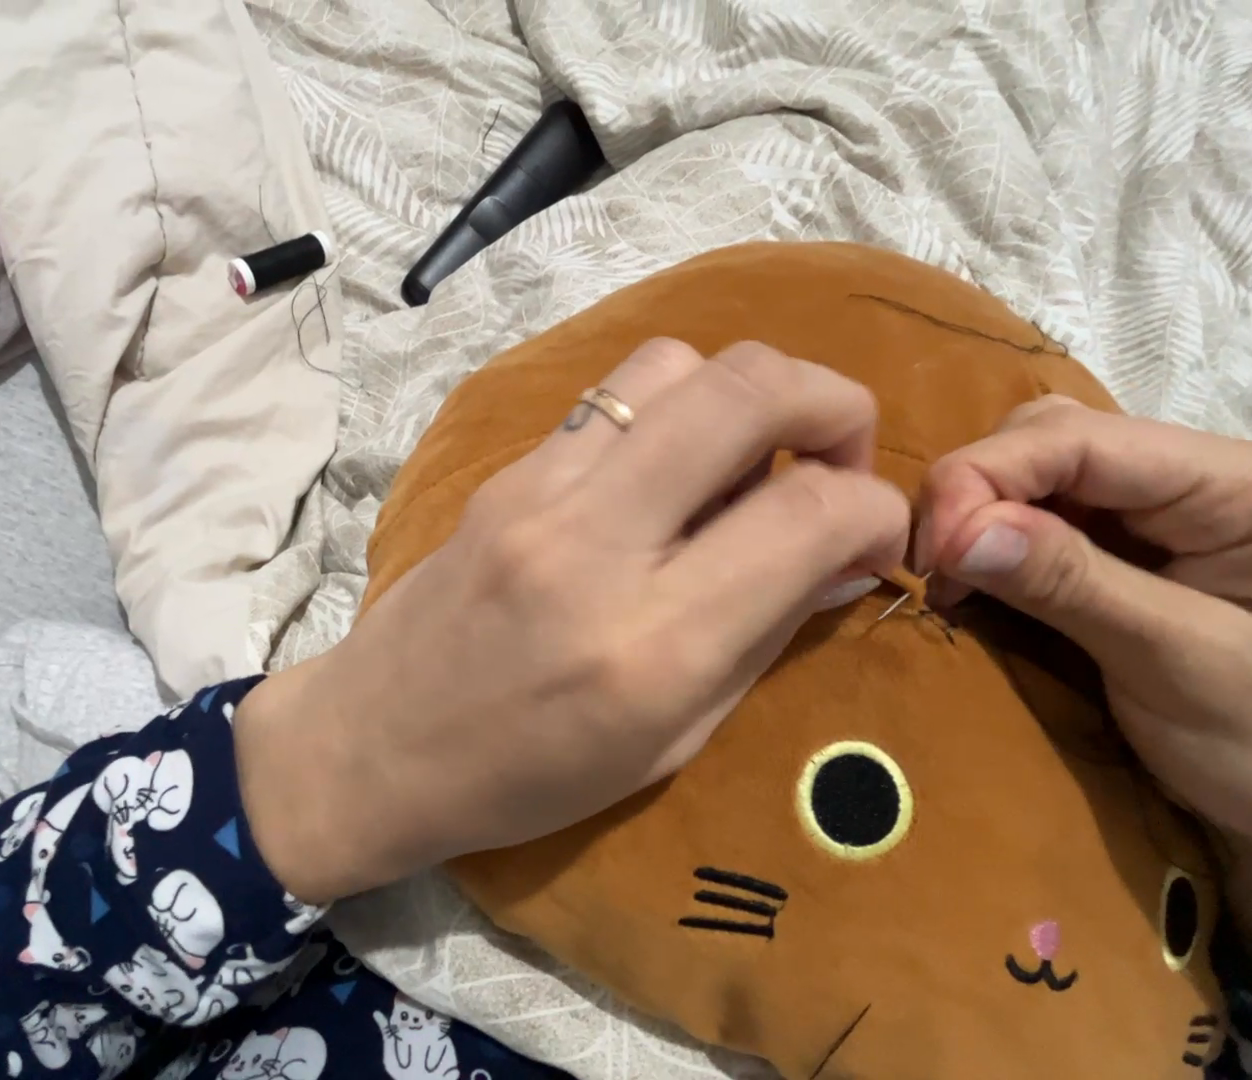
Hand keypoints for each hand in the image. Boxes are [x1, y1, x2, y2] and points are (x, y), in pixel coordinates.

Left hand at [236, 340, 908, 903]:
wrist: (374, 744)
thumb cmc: (526, 775)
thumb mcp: (672, 740)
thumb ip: (767, 634)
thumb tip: (844, 551)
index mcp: (654, 642)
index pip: (811, 511)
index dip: (876, 509)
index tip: (871, 536)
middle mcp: (597, 542)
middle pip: (748, 387)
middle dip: (832, 401)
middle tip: (834, 457)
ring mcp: (539, 491)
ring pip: (677, 363)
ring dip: (743, 392)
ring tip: (745, 459)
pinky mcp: (504, 471)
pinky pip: (610, 395)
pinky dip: (669, 410)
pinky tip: (666, 468)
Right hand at [913, 396, 1251, 993]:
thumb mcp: (1184, 669)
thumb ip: (1070, 585)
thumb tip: (954, 532)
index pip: (1087, 439)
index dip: (984, 477)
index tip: (926, 550)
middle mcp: (1226, 476)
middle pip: (1061, 440)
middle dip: (978, 492)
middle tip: (935, 569)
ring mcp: (1190, 508)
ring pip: (1049, 473)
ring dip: (982, 518)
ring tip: (951, 580)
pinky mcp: (1157, 545)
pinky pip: (1057, 517)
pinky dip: (1003, 543)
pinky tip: (983, 581)